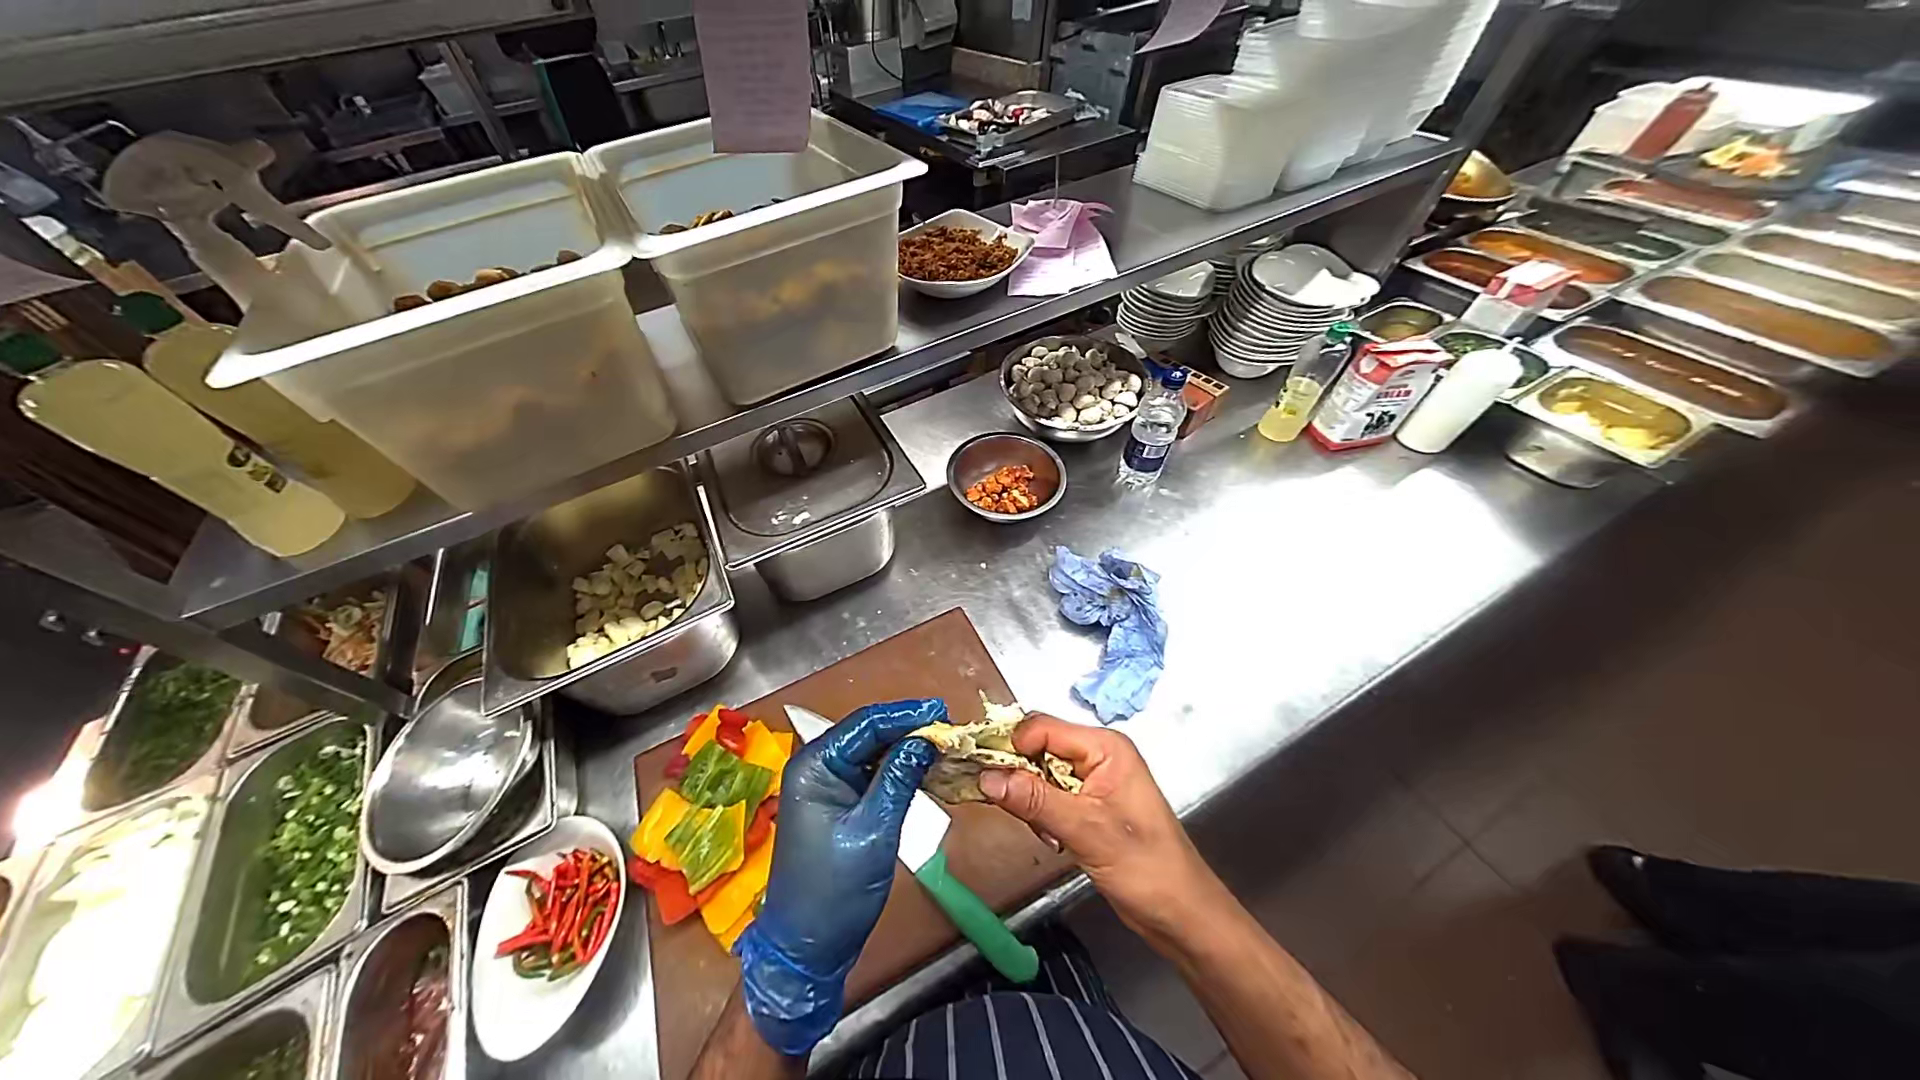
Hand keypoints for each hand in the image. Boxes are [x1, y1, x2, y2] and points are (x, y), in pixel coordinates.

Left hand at [735, 699, 941, 1055]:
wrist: (806, 948)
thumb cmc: (833, 893)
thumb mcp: (873, 830)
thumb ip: (899, 778)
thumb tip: (926, 740)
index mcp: (814, 766)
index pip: (866, 724)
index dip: (906, 715)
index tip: (942, 712)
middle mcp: (816, 766)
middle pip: (869, 733)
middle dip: (909, 728)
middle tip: (949, 727)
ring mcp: (826, 784)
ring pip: (873, 751)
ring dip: (906, 747)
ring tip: (944, 744)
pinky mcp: (838, 801)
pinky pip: (872, 773)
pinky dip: (899, 769)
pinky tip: (925, 768)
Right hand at [979, 714, 1225, 945]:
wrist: (1181, 915)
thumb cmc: (1147, 868)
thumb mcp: (1087, 830)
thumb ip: (1035, 800)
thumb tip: (986, 778)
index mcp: (1104, 746)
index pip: (1041, 728)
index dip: (1011, 748)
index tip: (985, 776)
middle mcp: (1097, 755)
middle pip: (1037, 748)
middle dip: (1020, 778)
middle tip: (1020, 812)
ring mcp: (1093, 780)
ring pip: (1039, 774)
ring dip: (1032, 802)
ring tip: (1049, 834)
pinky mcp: (1088, 804)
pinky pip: (1049, 796)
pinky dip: (1042, 815)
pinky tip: (1055, 840)